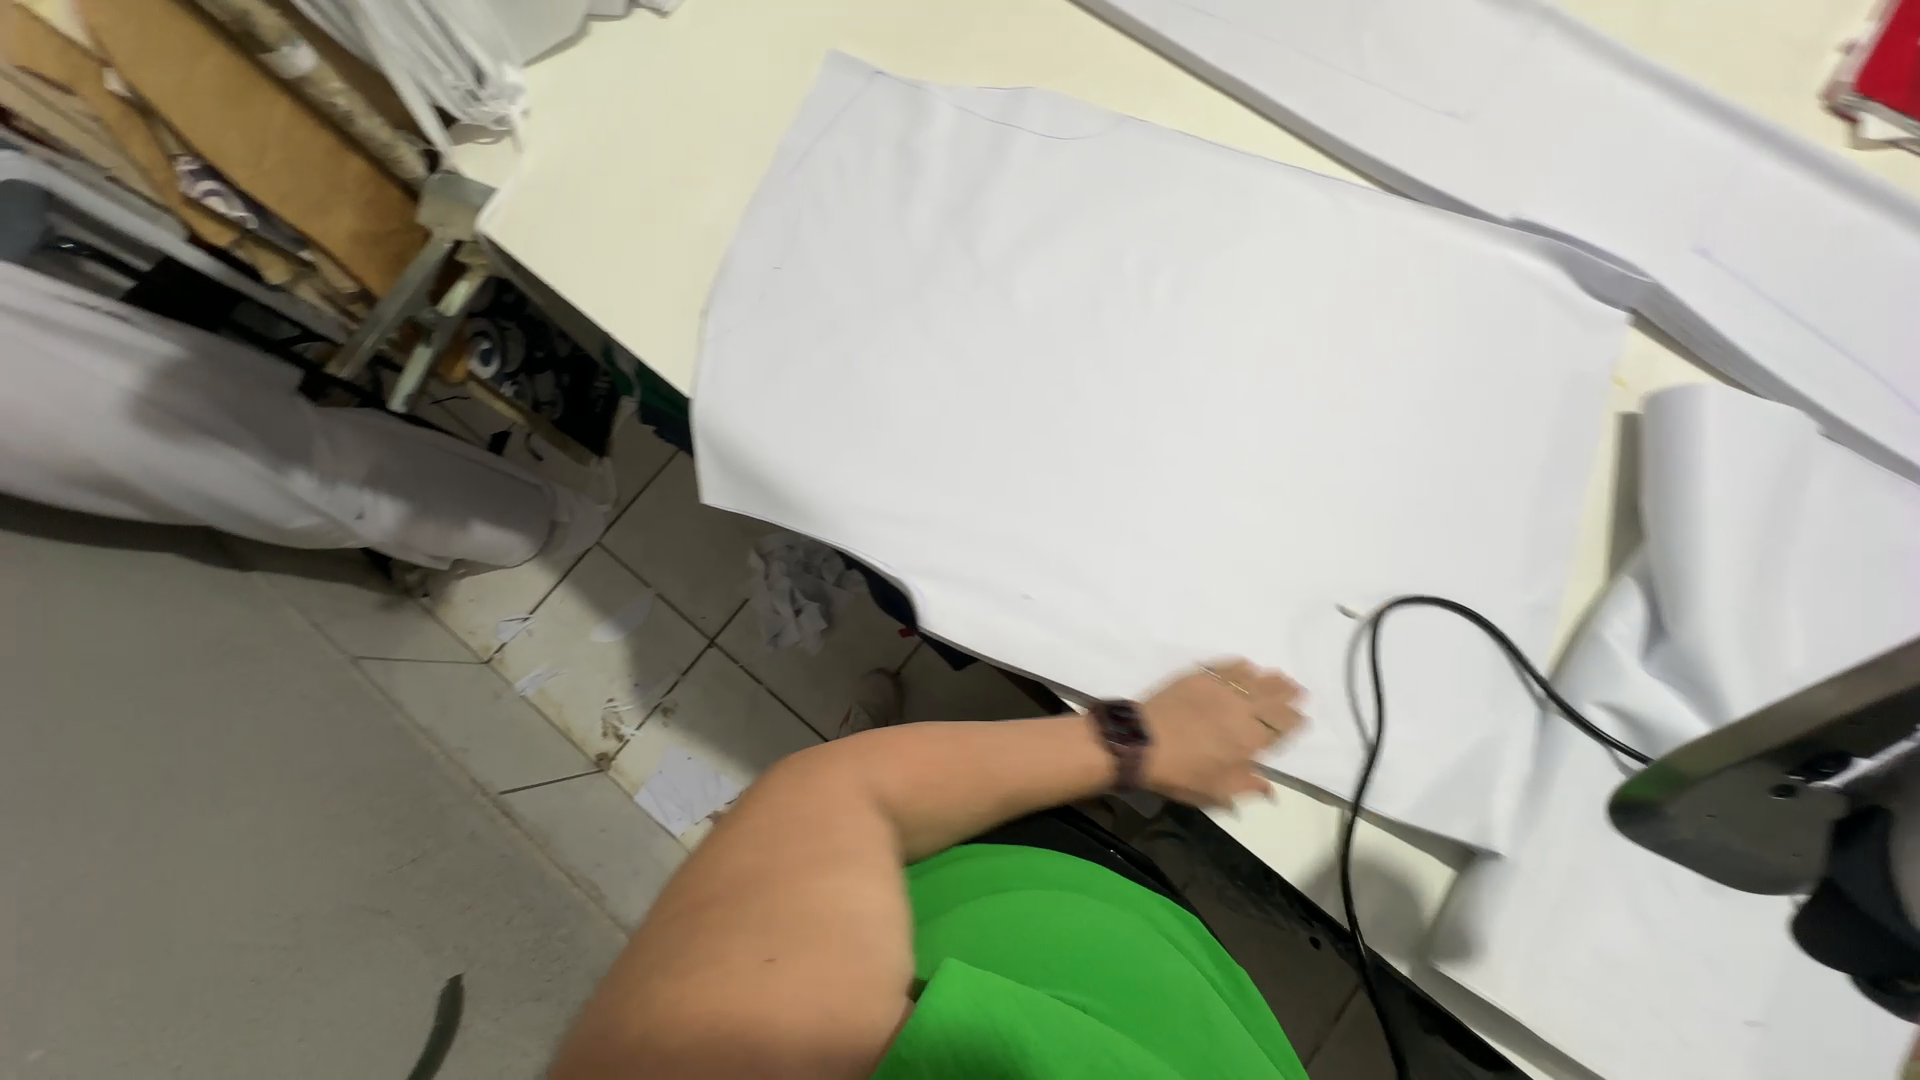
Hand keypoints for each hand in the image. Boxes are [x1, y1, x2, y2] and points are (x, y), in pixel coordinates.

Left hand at [1137, 660, 1302, 806]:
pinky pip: (1225, 667)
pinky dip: (1238, 666)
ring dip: (1269, 678)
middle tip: (1298, 690)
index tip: (1302, 718)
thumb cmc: (1179, 773)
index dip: (1294, 722)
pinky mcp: (1197, 677)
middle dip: (1288, 694)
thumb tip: (1271, 789)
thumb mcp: (1216, 791)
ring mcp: (1218, 690)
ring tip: (1278, 677)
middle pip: (1272, 698)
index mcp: (1249, 741)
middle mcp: (1240, 711)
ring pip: (1252, 679)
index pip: (1281, 728)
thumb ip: (1246, 786)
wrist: (1139, 743)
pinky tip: (1245, 665)